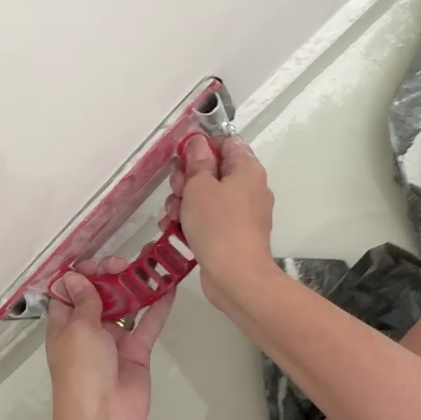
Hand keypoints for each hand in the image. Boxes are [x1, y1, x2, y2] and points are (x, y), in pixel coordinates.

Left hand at [45, 258, 174, 419]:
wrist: (105, 419)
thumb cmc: (82, 371)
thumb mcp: (78, 329)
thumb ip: (84, 301)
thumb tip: (74, 277)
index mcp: (64, 324)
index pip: (68, 292)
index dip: (79, 274)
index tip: (95, 262)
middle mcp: (87, 330)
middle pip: (98, 295)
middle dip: (109, 275)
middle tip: (122, 262)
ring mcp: (113, 341)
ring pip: (125, 306)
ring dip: (134, 285)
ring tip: (147, 264)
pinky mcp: (137, 352)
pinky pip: (148, 324)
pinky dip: (158, 306)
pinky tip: (168, 286)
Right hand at [164, 134, 277, 307]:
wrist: (236, 276)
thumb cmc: (217, 225)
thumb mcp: (199, 186)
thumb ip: (197, 162)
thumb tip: (199, 143)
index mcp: (247, 169)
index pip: (226, 143)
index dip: (201, 148)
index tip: (182, 160)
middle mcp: (249, 188)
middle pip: (213, 171)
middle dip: (187, 179)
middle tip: (177, 192)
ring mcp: (242, 213)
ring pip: (206, 196)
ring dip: (183, 202)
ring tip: (172, 217)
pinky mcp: (232, 234)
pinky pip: (209, 218)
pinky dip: (191, 221)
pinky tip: (174, 230)